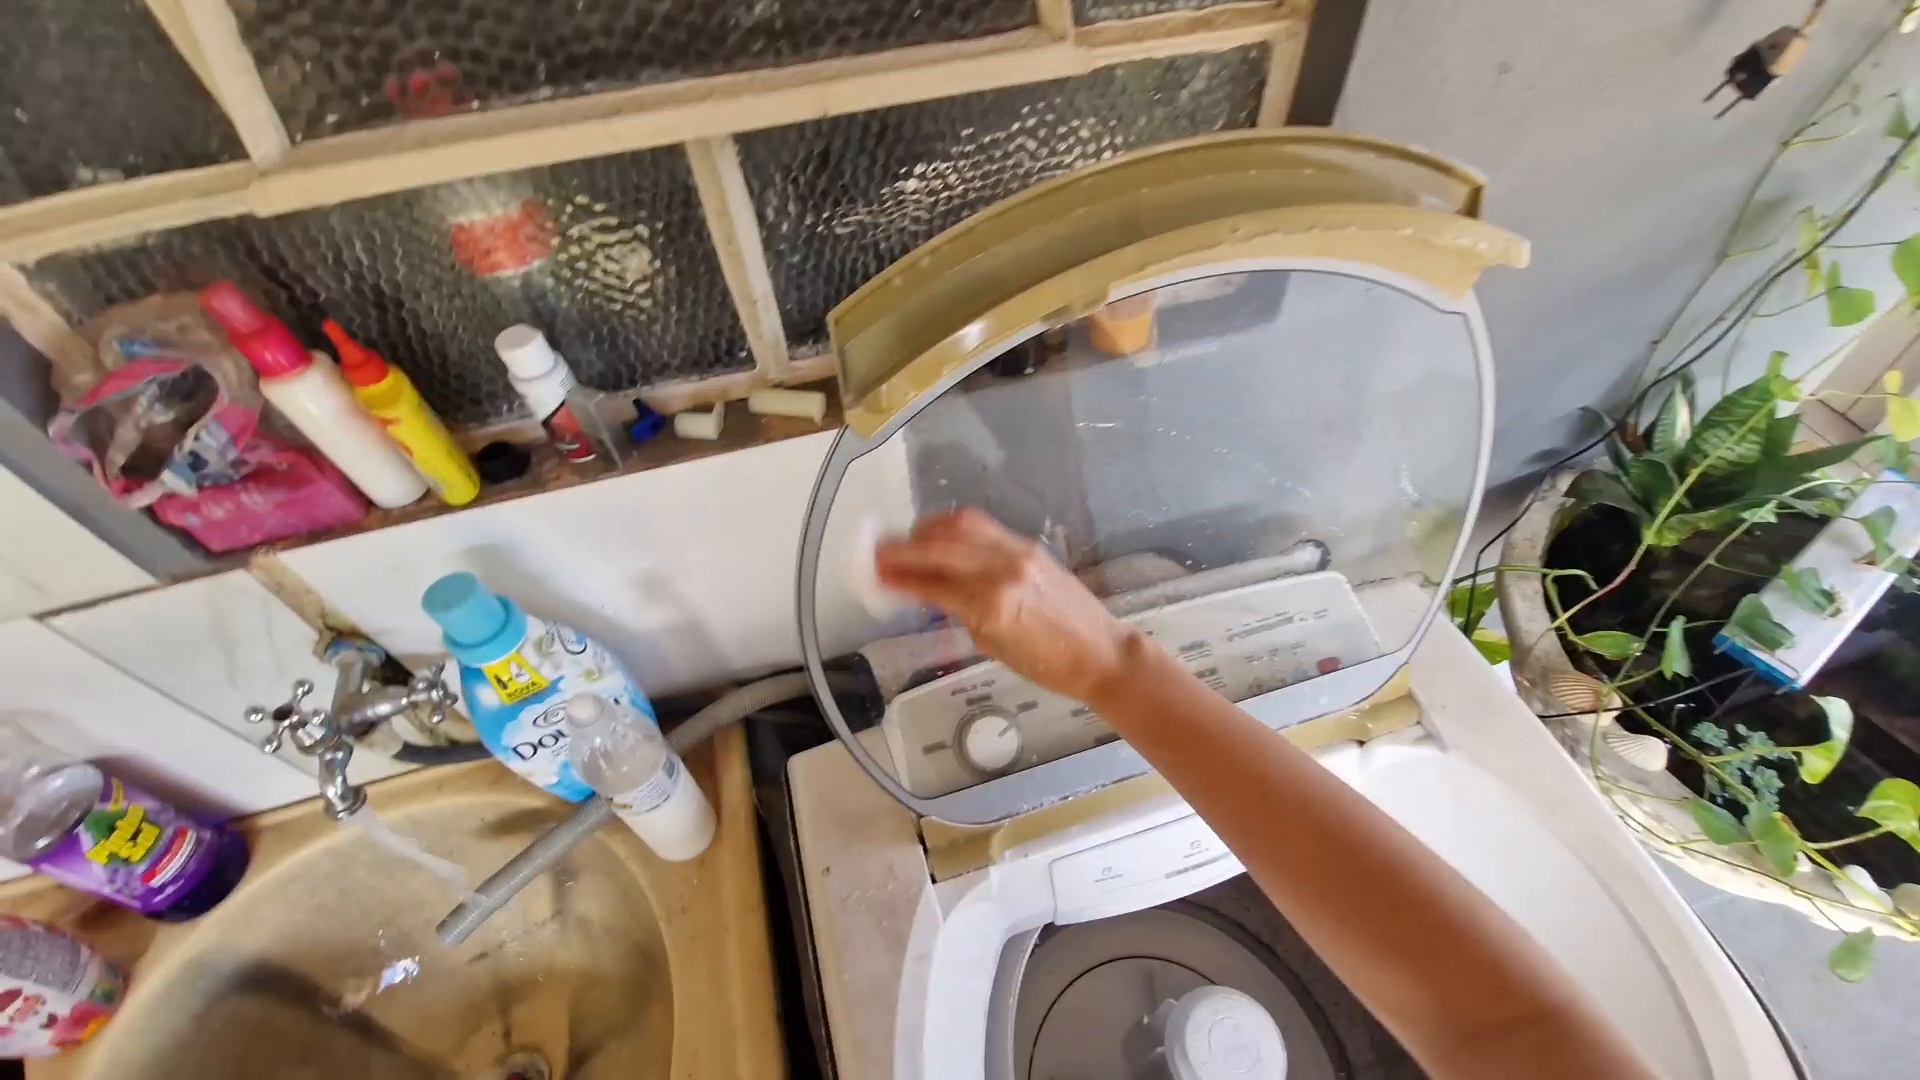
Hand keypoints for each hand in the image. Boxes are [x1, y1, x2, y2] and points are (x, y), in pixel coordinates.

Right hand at [874, 509, 1144, 702]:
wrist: (1100, 651)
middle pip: (939, 547)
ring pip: (961, 525)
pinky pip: (983, 526)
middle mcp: (1001, 570)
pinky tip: (942, 536)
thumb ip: (960, 612)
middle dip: (903, 548)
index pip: (932, 584)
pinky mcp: (1029, 545)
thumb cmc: (1047, 665)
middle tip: (879, 552)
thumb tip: (931, 592)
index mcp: (990, 605)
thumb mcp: (992, 645)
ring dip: (927, 530)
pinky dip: (955, 528)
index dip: (899, 577)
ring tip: (908, 540)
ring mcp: (1017, 552)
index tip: (875, 573)